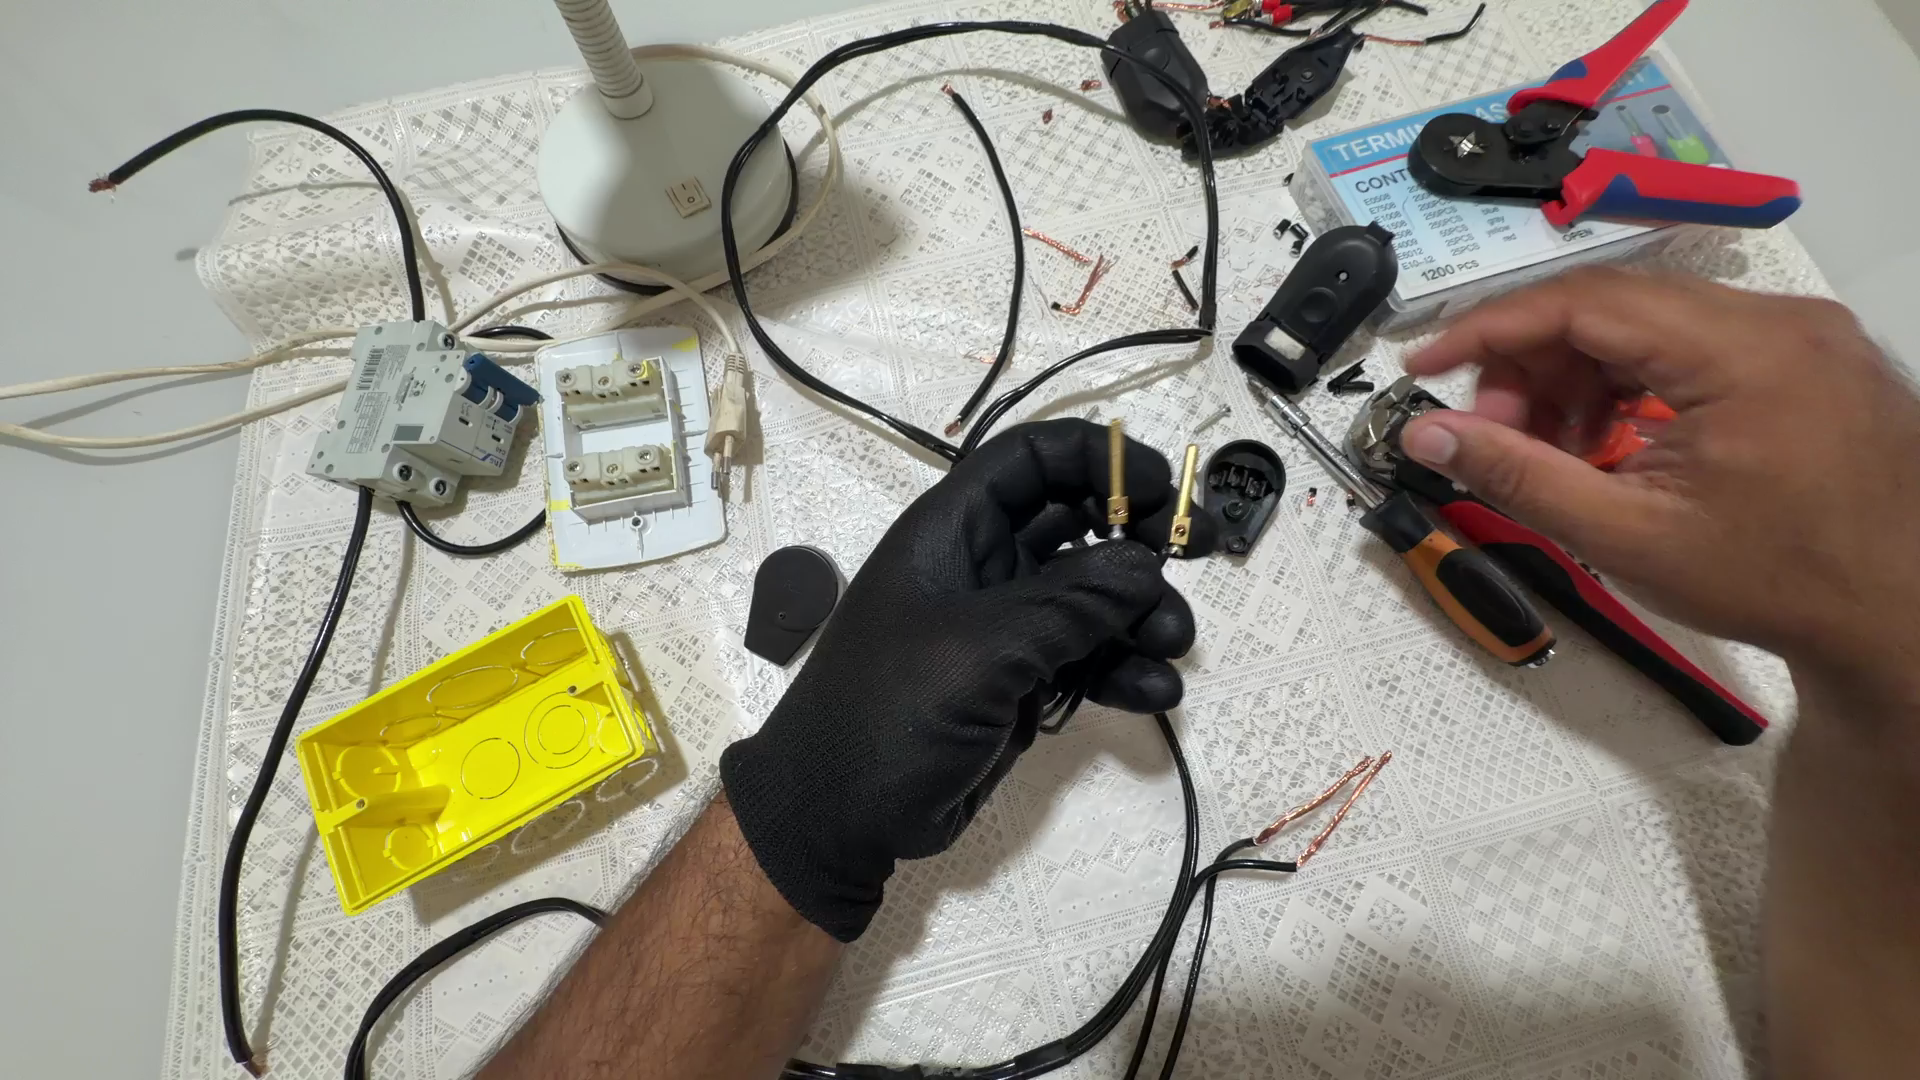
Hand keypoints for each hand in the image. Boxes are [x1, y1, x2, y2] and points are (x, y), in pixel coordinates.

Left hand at [720, 419, 1213, 939]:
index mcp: (954, 531)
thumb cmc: (890, 713)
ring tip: (1175, 643)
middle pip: (1075, 522)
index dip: (1098, 458)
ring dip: (1141, 612)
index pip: (1030, 459)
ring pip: (1092, 594)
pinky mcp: (1023, 679)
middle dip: (1137, 535)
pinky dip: (1124, 668)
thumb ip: (1065, 604)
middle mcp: (984, 566)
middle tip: (1193, 553)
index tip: (1164, 487)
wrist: (840, 815)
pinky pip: (1087, 657)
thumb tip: (1145, 565)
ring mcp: (1006, 626)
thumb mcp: (977, 651)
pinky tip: (1155, 692)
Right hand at [1398, 267, 1919, 690]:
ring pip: (1630, 326)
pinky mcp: (1787, 360)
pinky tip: (1595, 442)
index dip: (1485, 328)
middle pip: (1603, 307)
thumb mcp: (1617, 533)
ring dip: (1562, 379)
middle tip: (1489, 433)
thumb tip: (1420, 433)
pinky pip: (1667, 349)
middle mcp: (1774, 320)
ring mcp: (1787, 336)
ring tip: (1544, 448)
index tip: (1420, 364)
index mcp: (1743, 351)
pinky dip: (1608, 388)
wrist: (1900, 616)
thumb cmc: (1765, 578)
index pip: (1583, 302)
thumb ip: (1511, 474)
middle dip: (1523, 364)